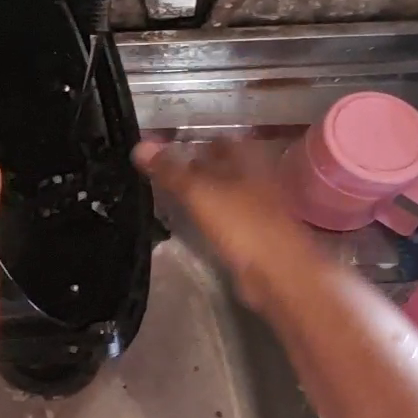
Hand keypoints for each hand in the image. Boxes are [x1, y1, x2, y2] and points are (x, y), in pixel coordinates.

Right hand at [133, 137, 327, 314]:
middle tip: (162, 172)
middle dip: (196, 168)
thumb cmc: (240, 225)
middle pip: (223, 168)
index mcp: (248, 163)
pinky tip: (189, 224)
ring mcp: (257, 210)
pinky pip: (225, 218)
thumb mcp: (197, 193)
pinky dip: (207, 217)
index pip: (220, 141)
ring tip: (169, 197)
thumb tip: (138, 145)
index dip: (196, 142)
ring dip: (201, 194)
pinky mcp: (253, 237)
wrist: (278, 275)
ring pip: (223, 193)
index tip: (168, 148)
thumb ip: (168, 170)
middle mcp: (255, 182)